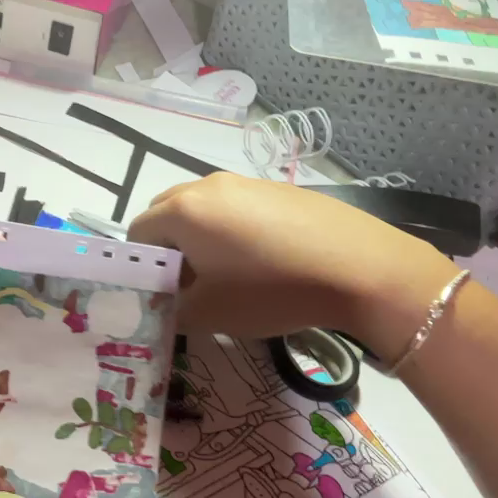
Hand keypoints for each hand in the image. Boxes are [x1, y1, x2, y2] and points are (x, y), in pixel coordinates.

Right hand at [128, 173, 458, 354]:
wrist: (360, 269)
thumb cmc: (271, 292)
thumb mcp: (208, 315)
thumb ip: (169, 310)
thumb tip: (162, 304)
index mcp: (182, 211)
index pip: (137, 233)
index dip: (142, 266)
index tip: (163, 294)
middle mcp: (207, 186)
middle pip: (166, 213)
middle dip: (168, 247)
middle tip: (189, 283)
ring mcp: (246, 182)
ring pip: (202, 209)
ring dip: (199, 237)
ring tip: (227, 273)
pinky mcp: (278, 188)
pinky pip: (235, 207)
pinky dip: (231, 230)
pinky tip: (261, 261)